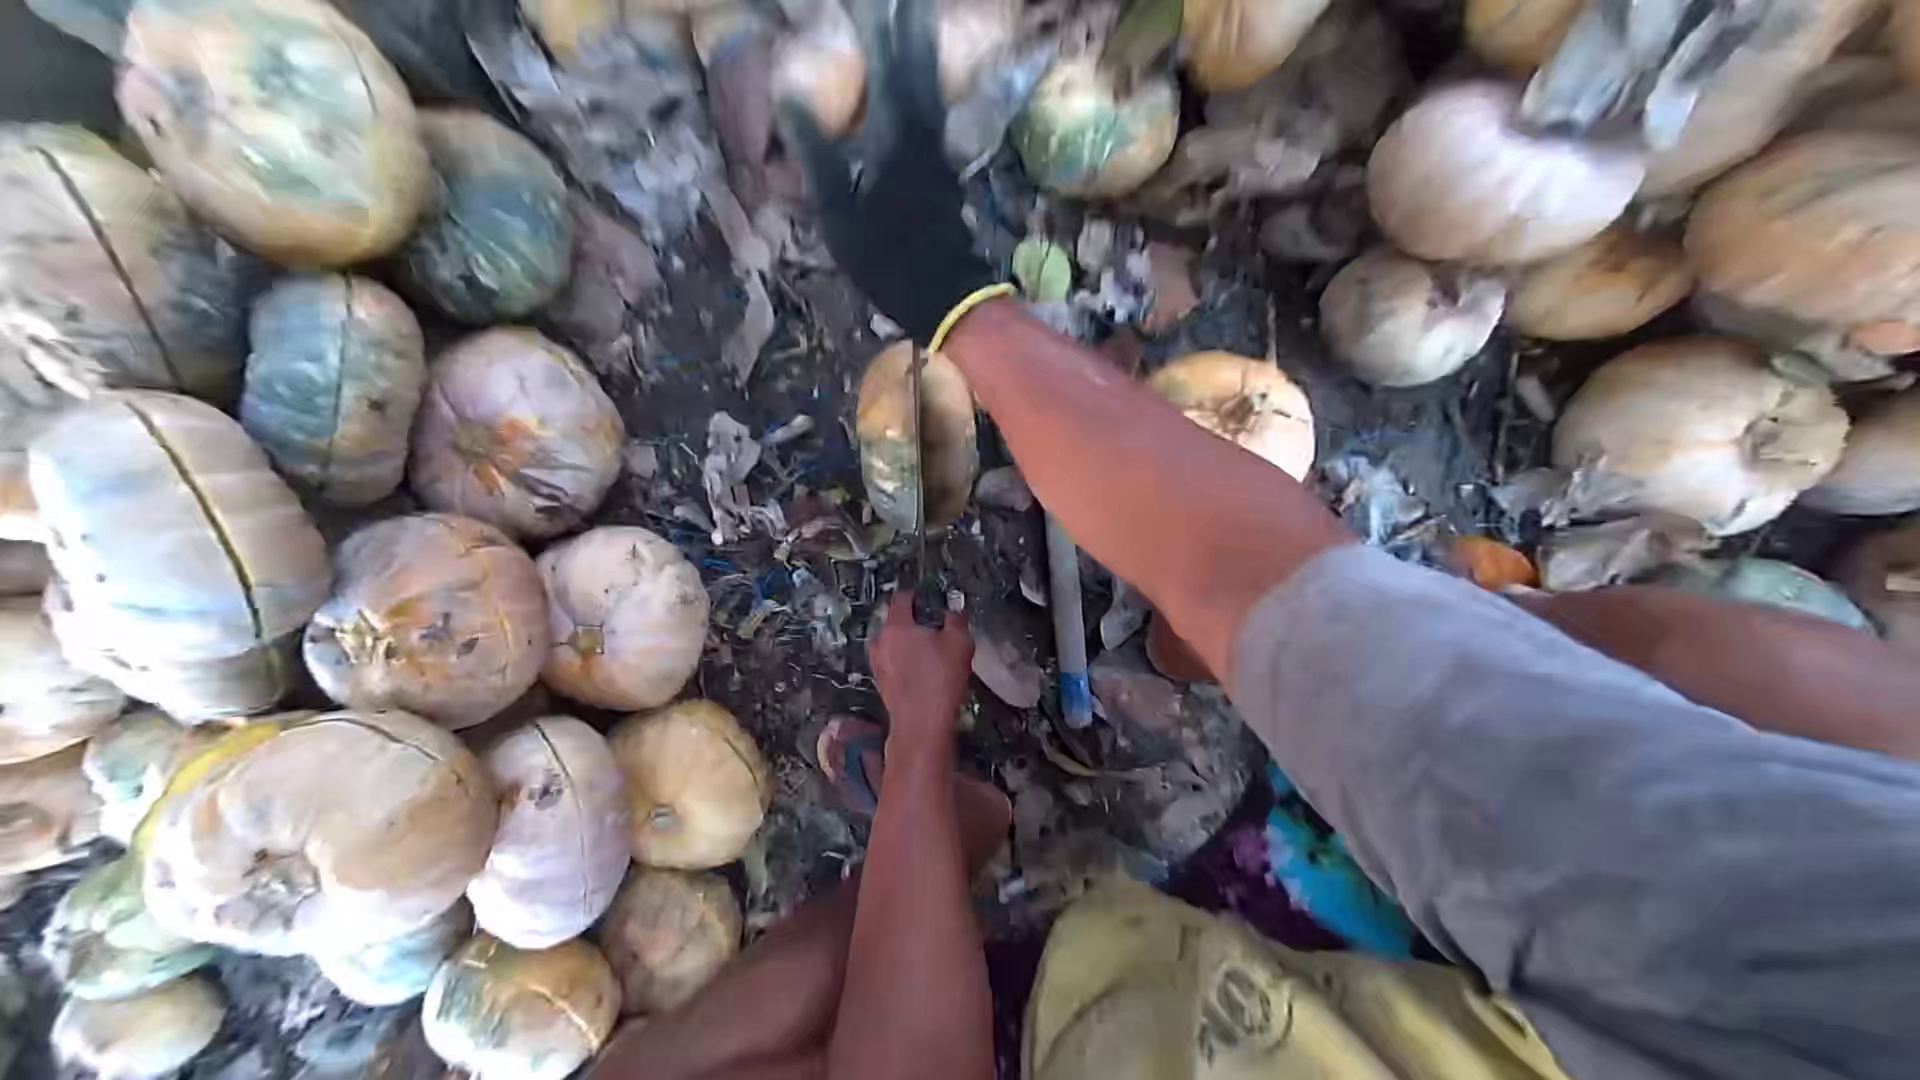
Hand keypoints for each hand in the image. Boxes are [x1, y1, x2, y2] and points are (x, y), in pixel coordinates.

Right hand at [780, 0, 994, 341]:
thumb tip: (790, 95)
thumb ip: (816, 151)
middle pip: (919, 58)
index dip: (873, 17)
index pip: (886, 58)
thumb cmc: (886, 259)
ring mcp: (940, 151)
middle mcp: (924, 131)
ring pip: (931, 83)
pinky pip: (932, 112)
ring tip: (905, 21)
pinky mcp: (945, 170)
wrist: (943, 295)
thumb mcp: (838, 213)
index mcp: (896, 134)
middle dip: (907, 18)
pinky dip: (921, 84)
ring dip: (918, 46)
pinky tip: (911, 84)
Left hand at [870, 590, 973, 749]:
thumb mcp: (960, 642)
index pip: (902, 597)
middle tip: (938, 629)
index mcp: (896, 626)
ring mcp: (878, 663)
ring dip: (910, 643)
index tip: (931, 600)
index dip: (918, 596)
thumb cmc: (940, 680)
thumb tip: (955, 610)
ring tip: (934, 654)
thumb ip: (957, 619)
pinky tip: (925, 673)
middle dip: (916, 622)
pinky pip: (894, 662)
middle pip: (897, 621)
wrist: (922, 724)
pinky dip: (906, 662)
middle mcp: (880, 641)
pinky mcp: (881, 682)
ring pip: (895, 643)